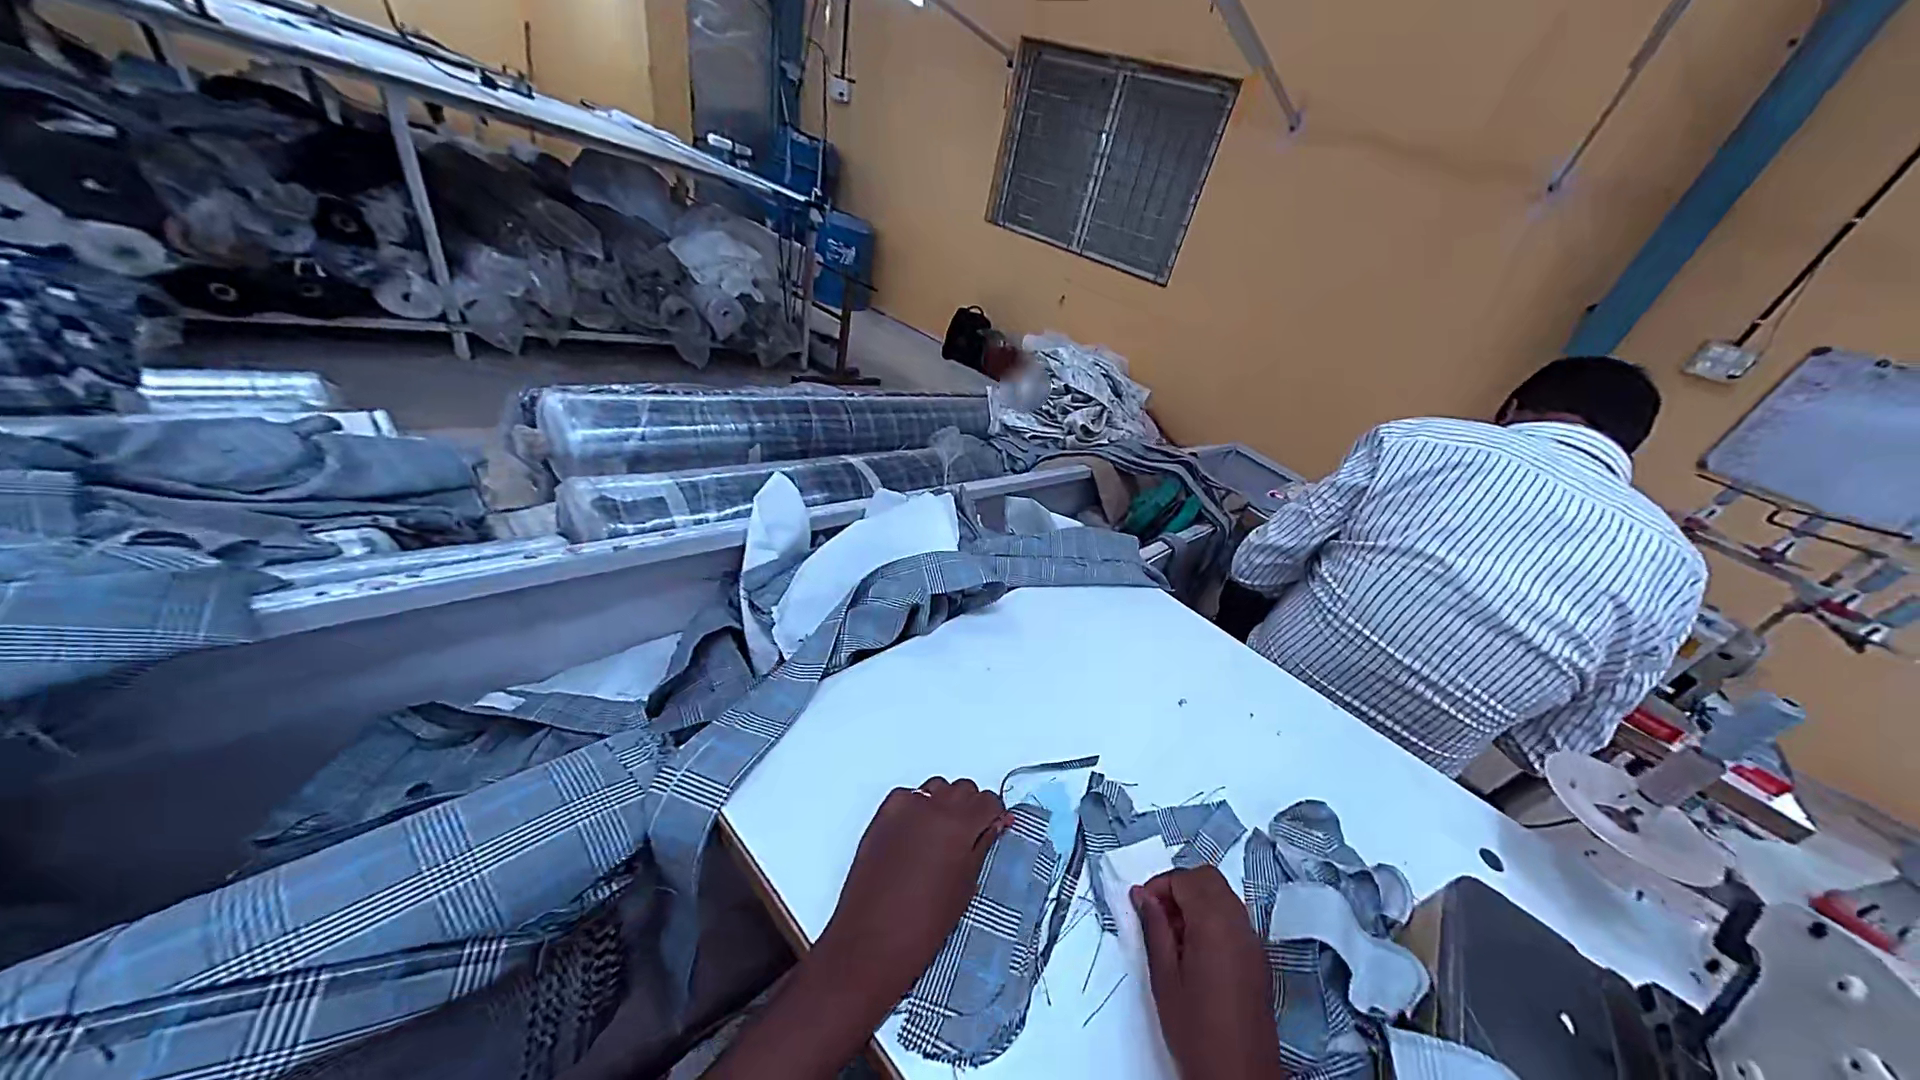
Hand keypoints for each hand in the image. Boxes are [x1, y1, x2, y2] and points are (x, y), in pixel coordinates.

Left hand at [812, 777, 1008, 1008]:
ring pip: (936, 789)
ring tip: (942, 840)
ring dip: (944, 806)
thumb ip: (982, 847)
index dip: (994, 815)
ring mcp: (904, 807)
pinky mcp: (882, 815)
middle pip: (963, 789)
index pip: (989, 800)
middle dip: (971, 808)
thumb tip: (991, 828)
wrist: (872, 940)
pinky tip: (917, 839)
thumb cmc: (919, 925)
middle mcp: (932, 807)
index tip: (994, 827)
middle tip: (970, 837)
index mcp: (960, 823)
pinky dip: (916, 810)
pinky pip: (909, 798)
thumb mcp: (966, 886)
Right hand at [1132, 867, 1284, 1079]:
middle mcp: (1239, 925)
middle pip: (1209, 879)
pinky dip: (1212, 919)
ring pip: (1223, 896)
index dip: (1160, 886)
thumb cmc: (1196, 1030)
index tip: (1143, 907)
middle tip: (1158, 916)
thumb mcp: (1164, 977)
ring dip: (1196, 902)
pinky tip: (1195, 952)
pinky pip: (1234, 919)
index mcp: (1215, 924)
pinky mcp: (1259, 960)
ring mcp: (1254, 942)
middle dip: (1179, 887)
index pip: (1185, 878)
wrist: (1239, 1079)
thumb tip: (1143, 896)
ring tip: (1173, 937)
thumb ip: (1154, 928)